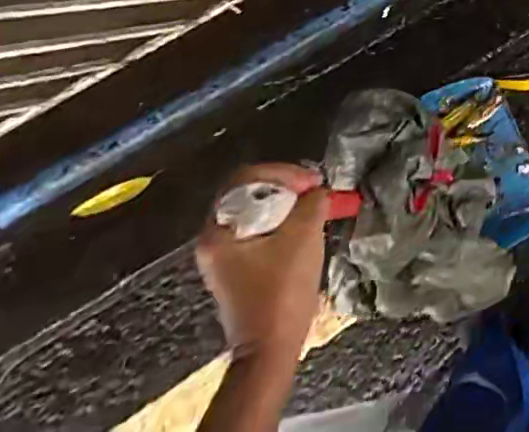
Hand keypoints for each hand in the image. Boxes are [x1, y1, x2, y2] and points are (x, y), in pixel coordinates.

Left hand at [197, 163, 329, 361]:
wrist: (269, 354)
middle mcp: (212, 238)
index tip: (312, 182)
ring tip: (309, 206)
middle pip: (248, 193)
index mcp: (218, 228)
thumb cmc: (281, 294)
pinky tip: (299, 229)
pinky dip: (277, 224)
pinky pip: (255, 231)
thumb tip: (316, 191)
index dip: (284, 173)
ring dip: (283, 205)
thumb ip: (311, 204)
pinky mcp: (234, 270)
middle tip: (311, 190)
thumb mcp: (303, 239)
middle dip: (283, 187)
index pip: (248, 178)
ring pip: (253, 212)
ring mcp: (221, 256)